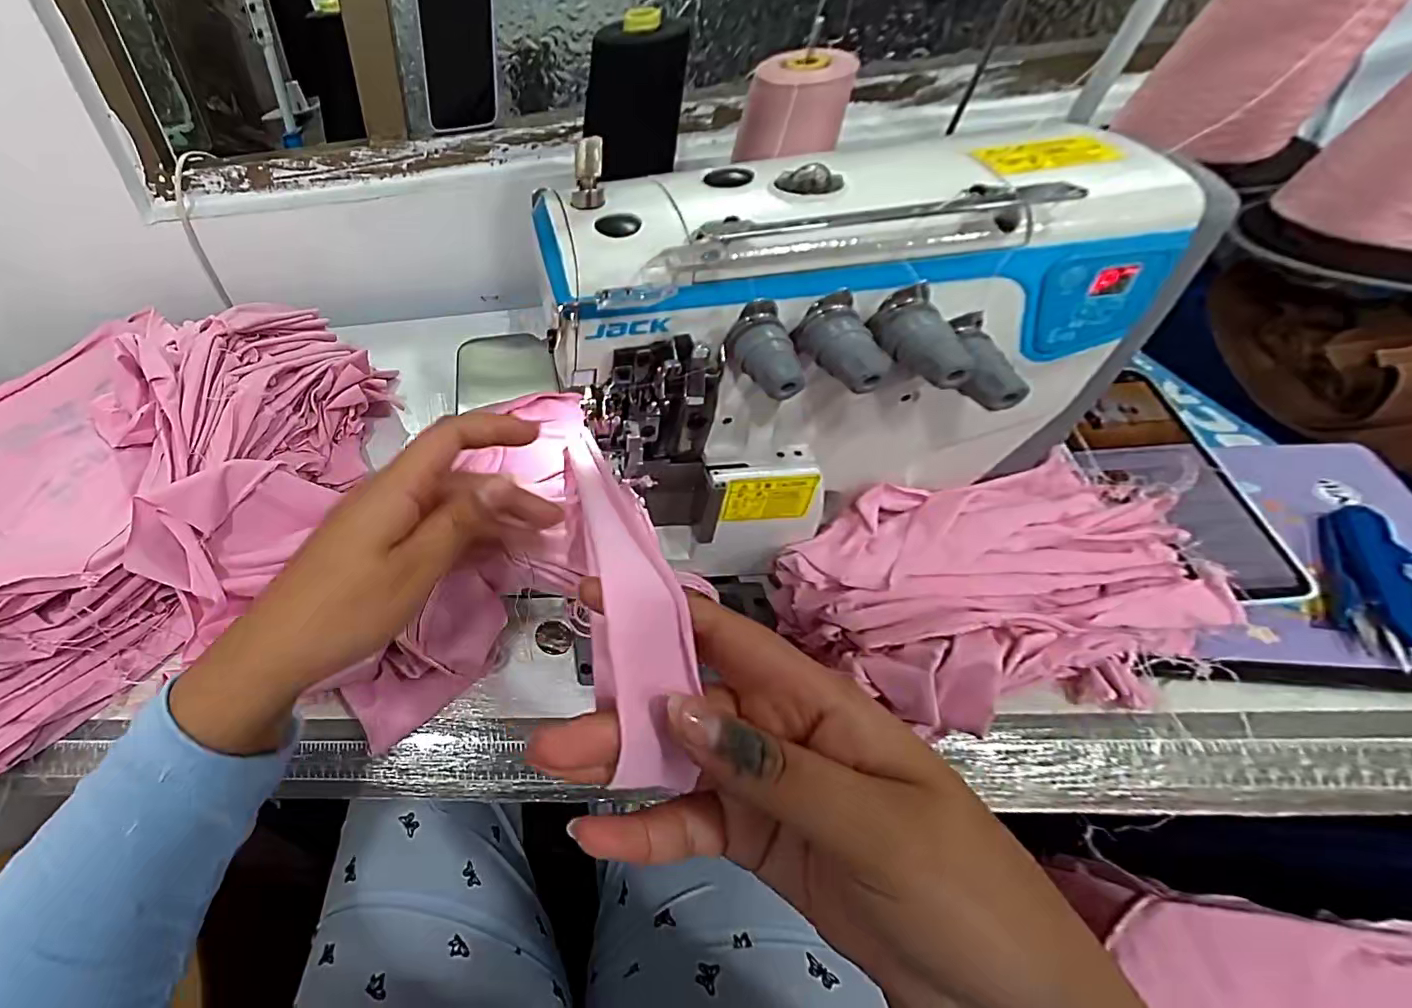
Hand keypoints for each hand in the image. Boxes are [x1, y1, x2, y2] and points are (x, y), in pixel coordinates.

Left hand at [171, 412, 561, 753]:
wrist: (279, 649)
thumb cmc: (346, 609)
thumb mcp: (413, 568)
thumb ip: (459, 522)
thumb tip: (500, 482)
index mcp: (396, 488)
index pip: (450, 436)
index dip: (494, 428)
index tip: (533, 436)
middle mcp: (390, 495)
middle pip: (456, 479)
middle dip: (506, 495)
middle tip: (550, 522)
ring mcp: (382, 522)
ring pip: (447, 508)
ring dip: (490, 521)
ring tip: (532, 542)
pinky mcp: (377, 548)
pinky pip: (429, 532)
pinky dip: (463, 540)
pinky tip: (491, 557)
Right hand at [528, 583, 1142, 1007]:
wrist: (1009, 1004)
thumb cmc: (964, 890)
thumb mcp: (874, 825)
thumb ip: (771, 767)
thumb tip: (678, 710)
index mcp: (814, 703)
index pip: (727, 639)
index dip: (661, 612)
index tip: (598, 594)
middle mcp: (776, 731)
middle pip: (683, 711)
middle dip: (617, 719)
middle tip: (552, 739)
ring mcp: (759, 786)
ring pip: (673, 765)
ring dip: (615, 770)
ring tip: (555, 774)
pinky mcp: (751, 837)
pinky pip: (687, 824)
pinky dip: (644, 831)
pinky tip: (601, 836)